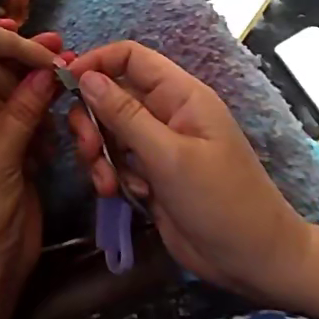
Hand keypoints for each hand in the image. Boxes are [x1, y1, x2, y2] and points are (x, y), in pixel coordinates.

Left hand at [0, 0, 59, 195]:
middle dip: (30, 128)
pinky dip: (37, 54)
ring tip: (50, 107)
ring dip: (36, 97)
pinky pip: (14, 45)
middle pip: (7, 114)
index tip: (29, 160)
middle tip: (43, 138)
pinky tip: (56, 61)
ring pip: (13, 84)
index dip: (14, 153)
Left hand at [0, 62, 59, 295]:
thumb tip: (46, 71)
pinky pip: (28, 122)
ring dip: (38, 82)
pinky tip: (58, 90)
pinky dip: (43, 108)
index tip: (28, 33)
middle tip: (59, 43)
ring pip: (15, 100)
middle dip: (28, 63)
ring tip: (64, 58)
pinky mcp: (11, 156)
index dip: (4, 51)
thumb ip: (20, 113)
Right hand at [66, 41, 306, 302]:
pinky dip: (111, 174)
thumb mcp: (169, 156)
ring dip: (100, 154)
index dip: (96, 62)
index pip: (130, 57)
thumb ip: (125, 115)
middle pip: (111, 95)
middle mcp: (165, 112)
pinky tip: (124, 195)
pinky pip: (115, 159)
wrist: (253, 261)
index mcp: (180, 95)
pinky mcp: (149, 172)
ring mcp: (156, 143)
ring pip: (108, 130)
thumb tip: (86, 77)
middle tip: (88, 148)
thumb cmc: (220, 200)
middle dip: (92, 120)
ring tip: (109, 184)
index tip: (66, 83)